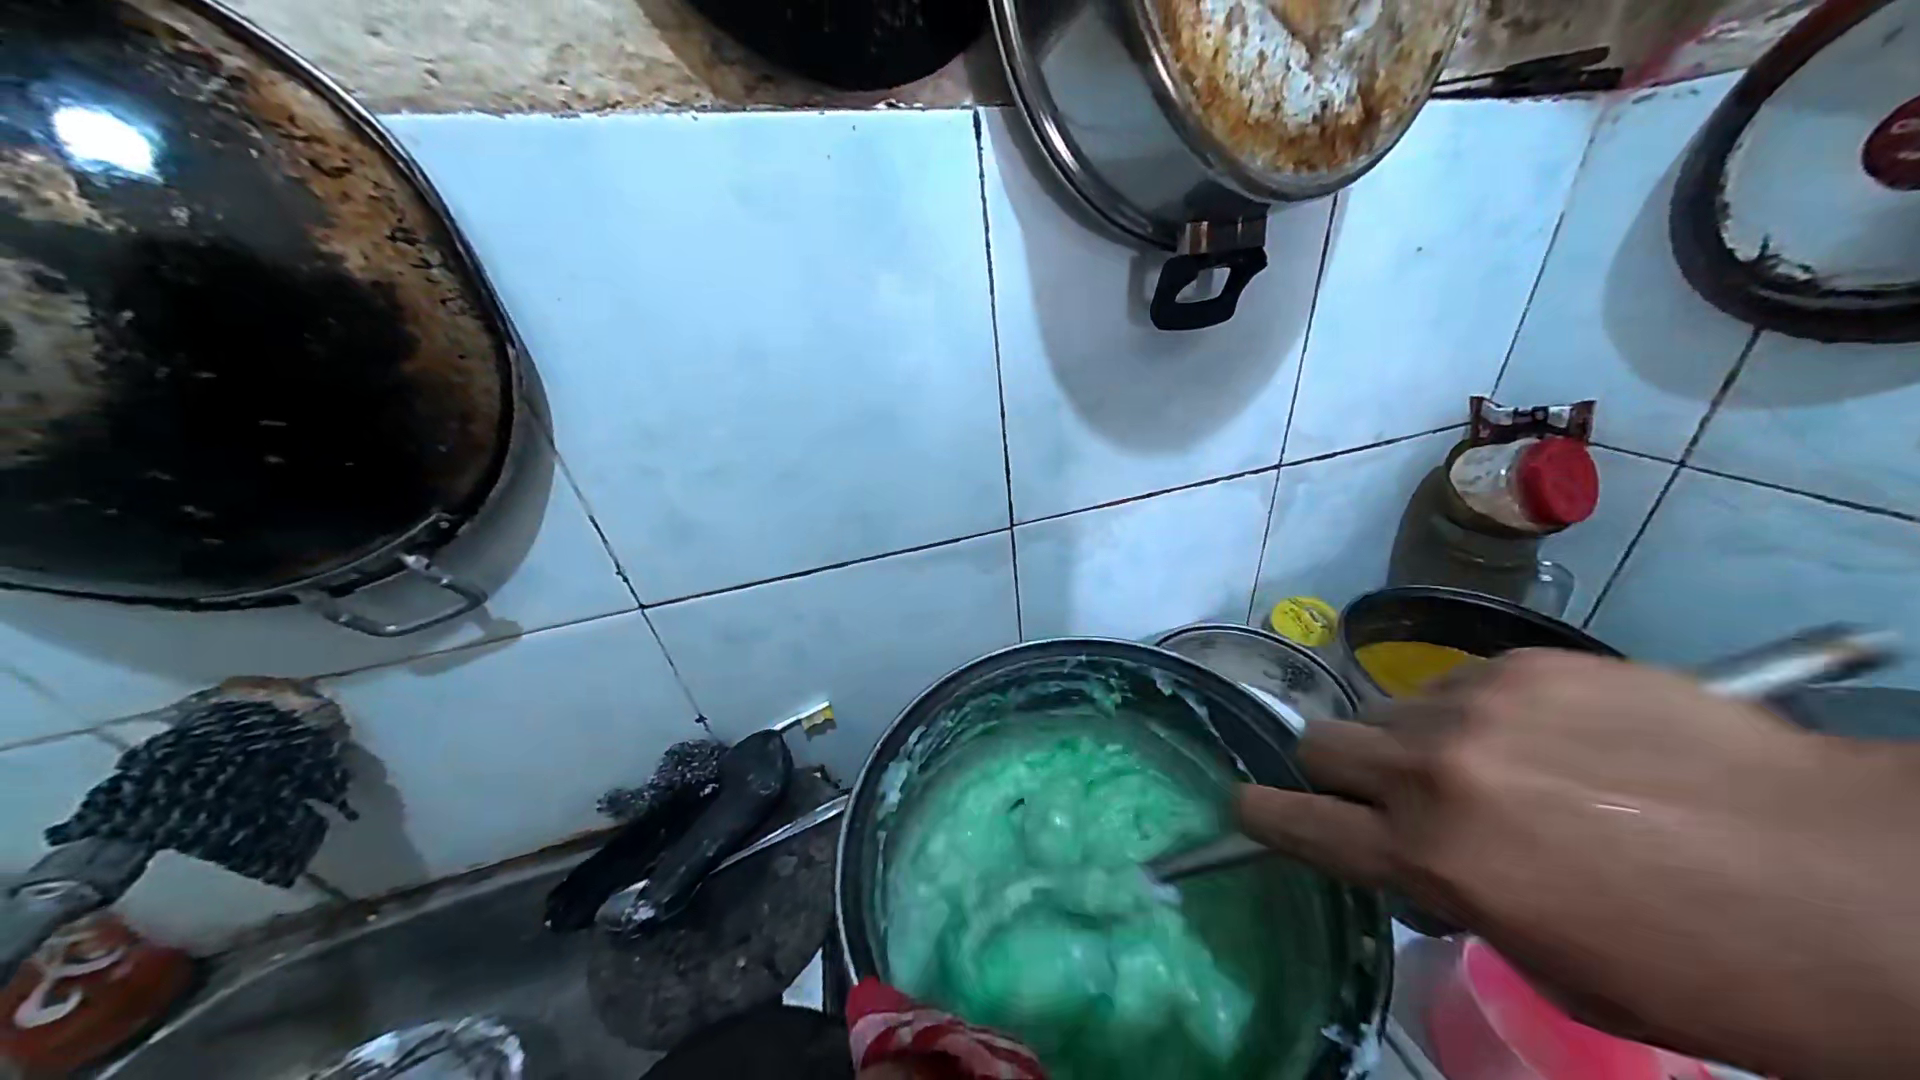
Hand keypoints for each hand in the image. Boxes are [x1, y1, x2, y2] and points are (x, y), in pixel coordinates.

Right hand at [1235, 649, 1919, 1079]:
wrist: (1879, 882)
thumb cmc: (1717, 966)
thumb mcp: (1558, 967)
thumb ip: (1455, 896)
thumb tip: (1411, 853)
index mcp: (1439, 858)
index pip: (1301, 823)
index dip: (1264, 817)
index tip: (1249, 809)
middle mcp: (1437, 768)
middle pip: (1320, 742)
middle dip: (1337, 772)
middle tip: (1391, 794)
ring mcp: (1481, 702)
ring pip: (1390, 711)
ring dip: (1415, 742)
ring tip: (1495, 767)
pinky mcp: (1530, 662)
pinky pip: (1460, 685)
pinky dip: (1479, 715)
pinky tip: (1553, 740)